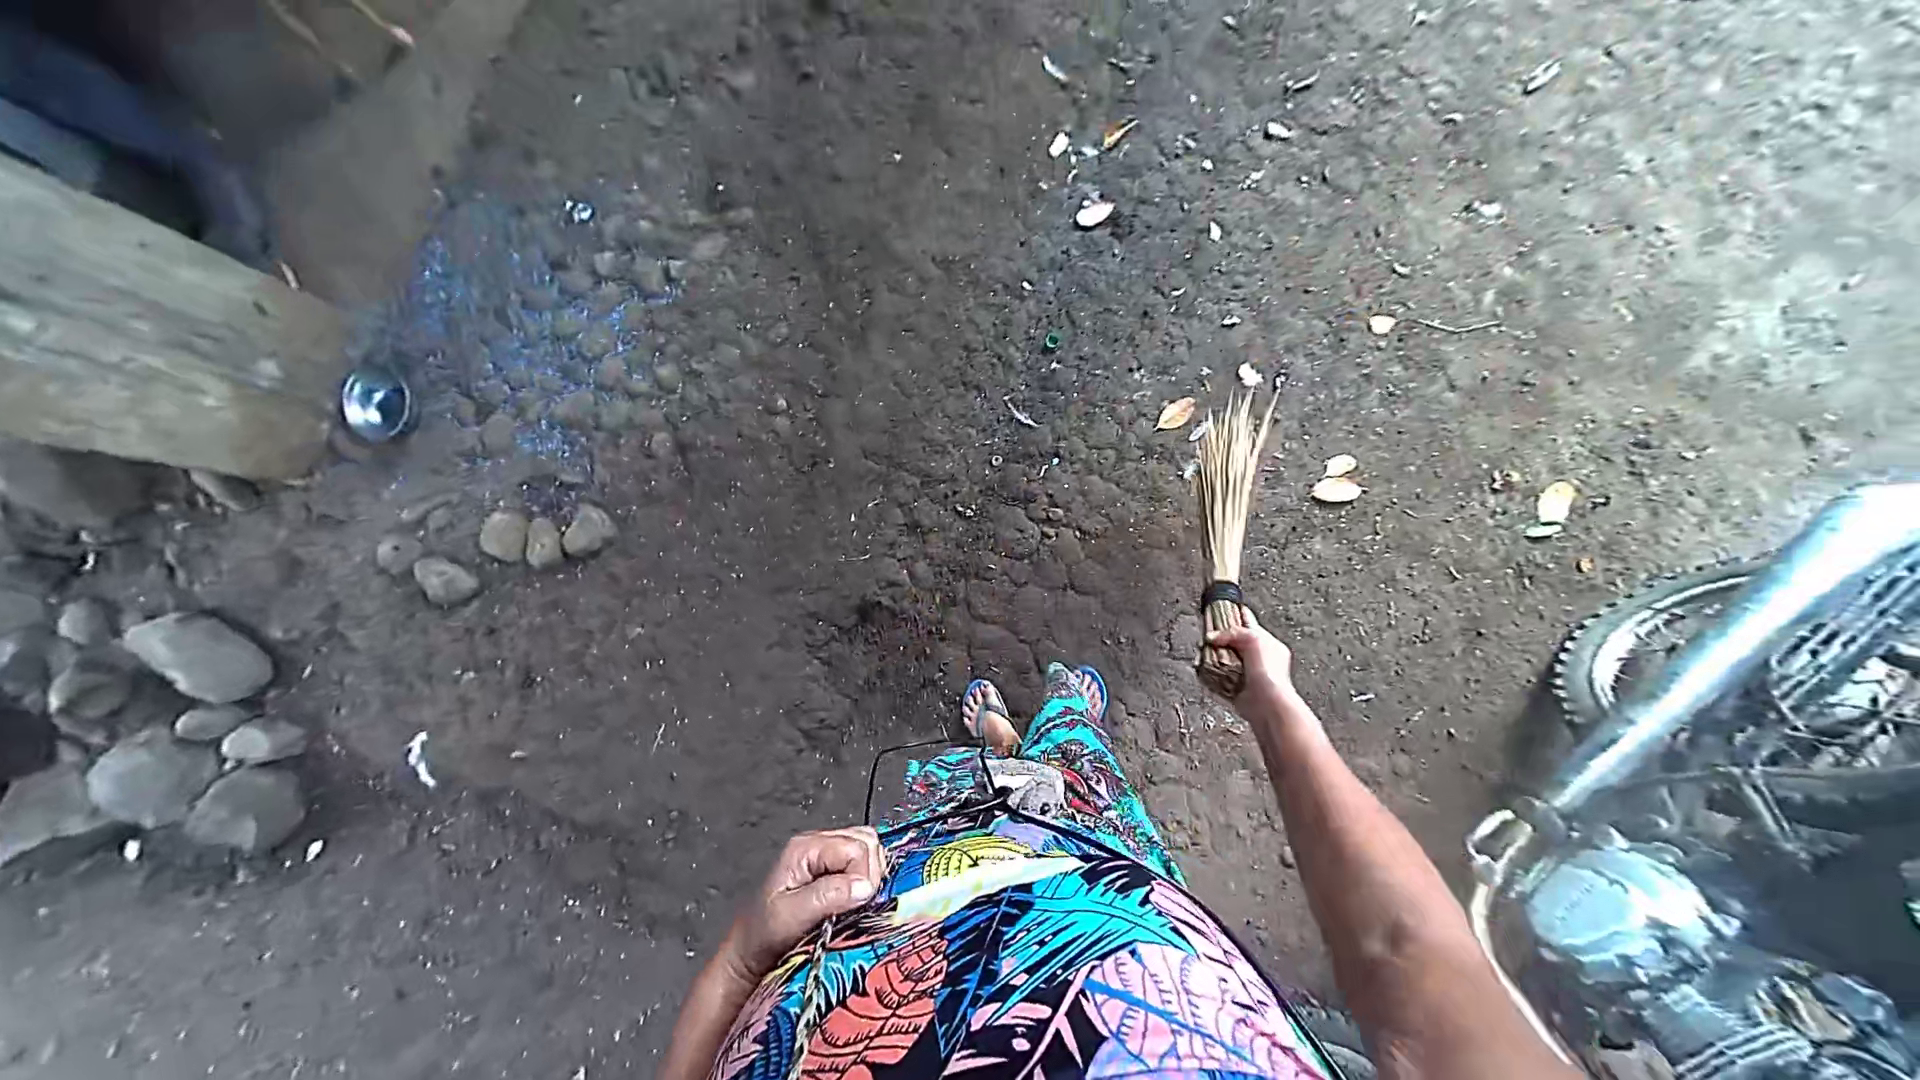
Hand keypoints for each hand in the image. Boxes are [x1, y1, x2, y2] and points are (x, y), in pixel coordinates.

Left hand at [724, 827, 886, 981]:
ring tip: (856, 903)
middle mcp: (819, 844)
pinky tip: (857, 900)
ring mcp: (828, 855)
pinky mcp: (835, 868)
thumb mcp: (788, 918)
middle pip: (866, 842)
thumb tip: (865, 886)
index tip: (858, 905)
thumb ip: (826, 897)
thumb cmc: (761, 935)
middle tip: (857, 904)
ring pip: (869, 849)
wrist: (748, 953)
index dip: (863, 876)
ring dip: (870, 876)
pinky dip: (868, 879)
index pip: (856, 847)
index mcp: (806, 848)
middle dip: (869, 873)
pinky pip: (866, 862)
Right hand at [1206, 614, 1301, 715]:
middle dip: (1217, 638)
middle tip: (1205, 634)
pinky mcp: (1235, 688)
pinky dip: (1207, 673)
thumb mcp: (1253, 638)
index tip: (1222, 607)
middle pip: (1232, 641)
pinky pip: (1216, 677)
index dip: (1235, 613)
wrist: (1268, 703)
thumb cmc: (1269, 671)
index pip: (1248, 622)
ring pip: (1222, 659)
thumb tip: (1212, 637)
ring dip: (1210, 656)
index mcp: (1266, 643)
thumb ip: (1232, 633)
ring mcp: (1246, 673)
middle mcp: (1257, 658)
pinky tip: (1200, 668)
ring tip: (1200, 651)